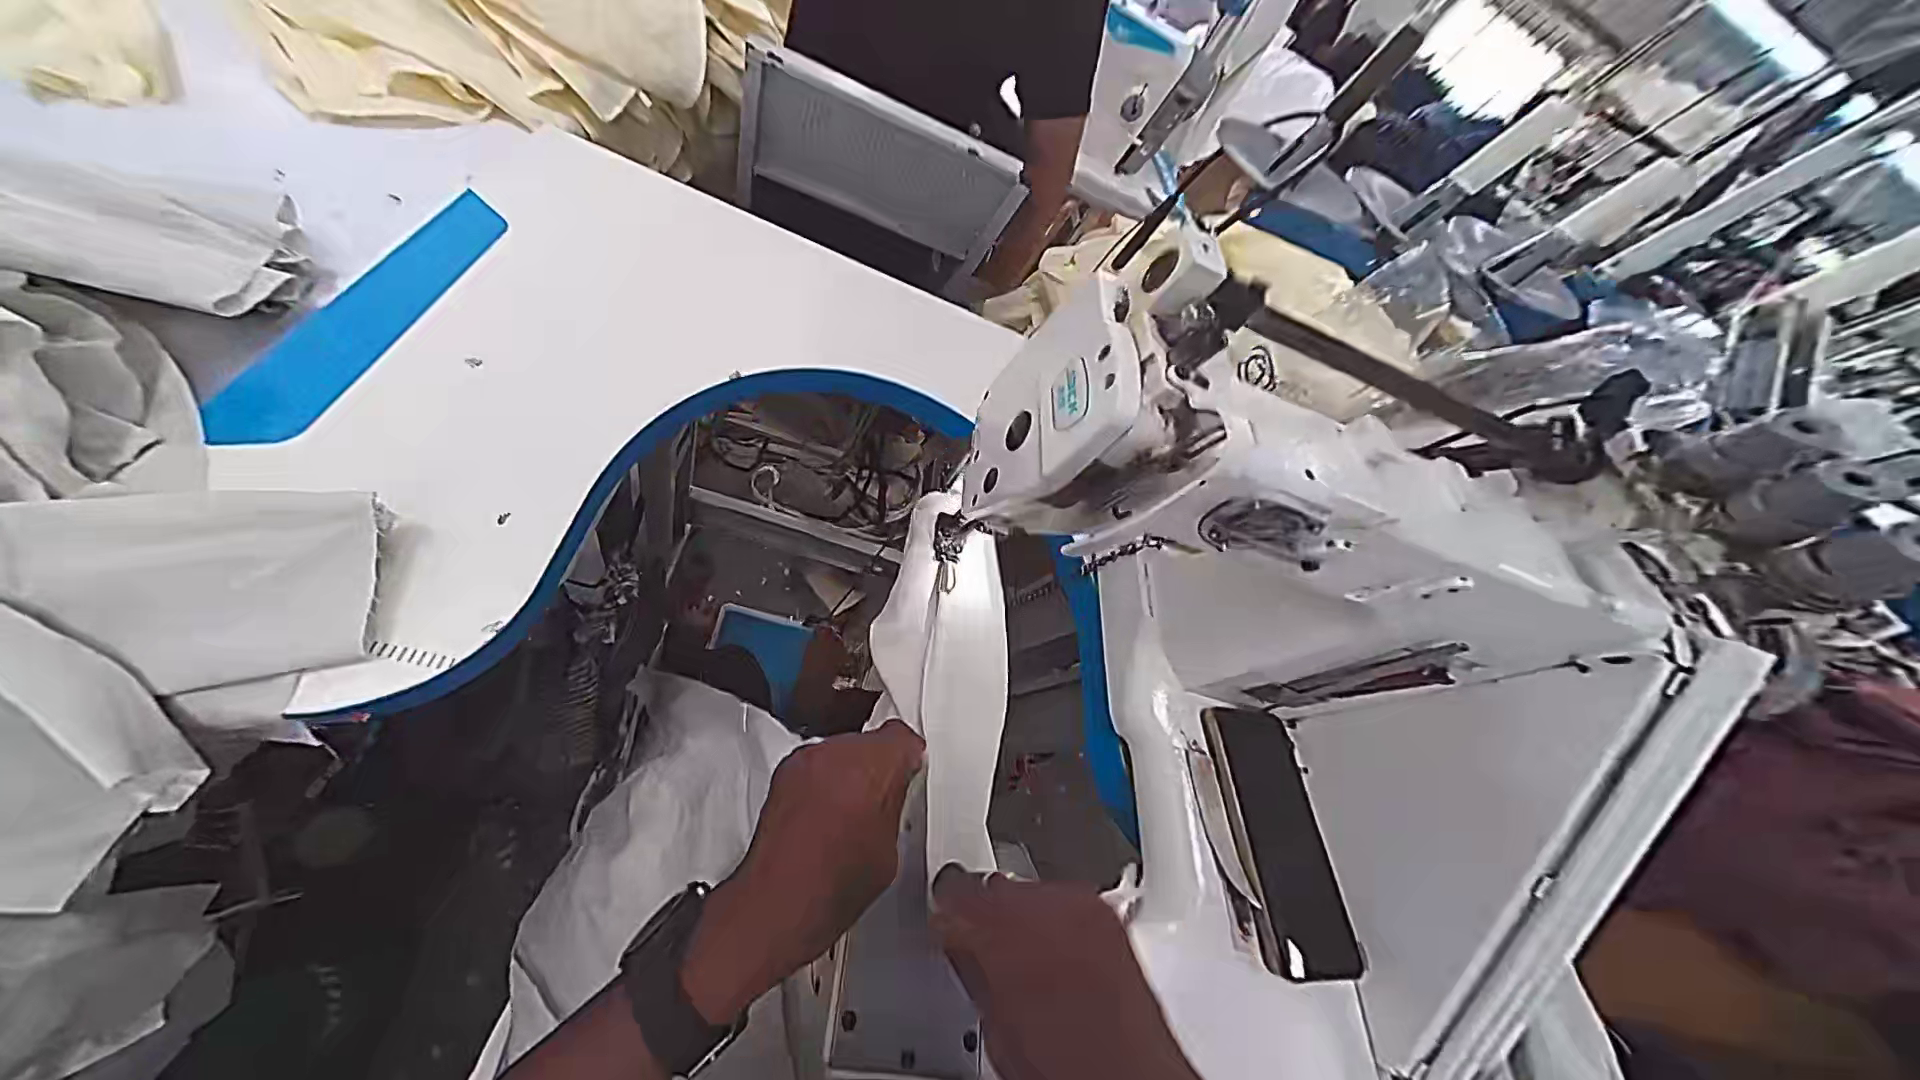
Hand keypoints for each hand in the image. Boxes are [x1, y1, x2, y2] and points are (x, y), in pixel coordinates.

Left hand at [679, 719, 924, 1023]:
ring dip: (850, 770)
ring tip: (850, 811)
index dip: (909, 756)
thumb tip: (895, 791)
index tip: (909, 768)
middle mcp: (838, 754)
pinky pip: (818, 762)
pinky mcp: (786, 771)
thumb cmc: (828, 889)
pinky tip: (826, 813)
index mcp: (874, 768)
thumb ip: (896, 803)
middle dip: (878, 766)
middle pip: (871, 741)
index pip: (902, 737)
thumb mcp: (889, 850)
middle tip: (881, 799)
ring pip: (843, 749)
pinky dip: (824, 778)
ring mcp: (808, 760)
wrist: (776, 905)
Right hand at [932, 866, 1202, 1079]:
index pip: (956, 890)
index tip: (946, 920)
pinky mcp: (1103, 911)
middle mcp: (1039, 903)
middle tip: (981, 942)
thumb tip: (960, 944)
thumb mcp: (995, 1023)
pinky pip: (1063, 900)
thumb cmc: (1066, 1064)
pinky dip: (1054, 917)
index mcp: (998, 928)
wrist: (1127, 1078)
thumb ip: (973, 967)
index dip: (947, 907)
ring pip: (1030, 889)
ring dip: (1021, 913)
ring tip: (1024, 955)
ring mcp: (1076, 903)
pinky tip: (1055, 952)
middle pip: (994, 887)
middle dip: (985, 910)